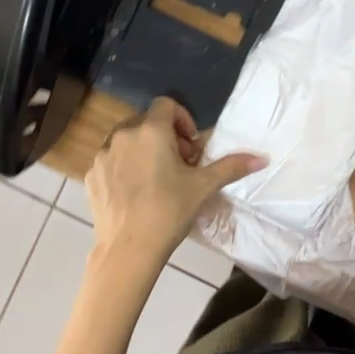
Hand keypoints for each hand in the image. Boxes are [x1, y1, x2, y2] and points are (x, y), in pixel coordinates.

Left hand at [83, 98, 265, 278]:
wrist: (129, 249)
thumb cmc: (169, 211)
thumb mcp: (203, 187)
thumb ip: (232, 167)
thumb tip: (262, 158)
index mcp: (151, 131)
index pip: (166, 105)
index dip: (182, 120)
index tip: (190, 145)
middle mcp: (123, 135)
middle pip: (147, 123)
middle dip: (165, 137)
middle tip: (179, 165)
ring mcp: (103, 155)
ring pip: (127, 141)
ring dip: (144, 151)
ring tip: (157, 179)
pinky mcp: (91, 175)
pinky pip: (111, 161)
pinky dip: (125, 168)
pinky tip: (135, 193)